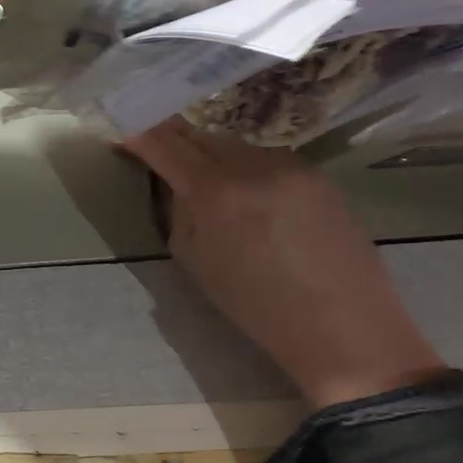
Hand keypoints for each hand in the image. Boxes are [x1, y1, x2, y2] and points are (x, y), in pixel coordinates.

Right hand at [124, 119, 445, 409]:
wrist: (345, 328)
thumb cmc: (253, 302)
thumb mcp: (192, 255)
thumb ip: (177, 207)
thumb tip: (170, 178)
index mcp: (215, 190)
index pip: (162, 142)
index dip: (136, 134)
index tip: (118, 134)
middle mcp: (254, 166)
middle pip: (198, 134)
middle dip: (171, 140)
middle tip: (152, 152)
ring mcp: (293, 167)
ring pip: (232, 144)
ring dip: (208, 153)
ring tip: (201, 177)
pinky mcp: (320, 177)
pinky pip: (264, 158)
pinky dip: (242, 166)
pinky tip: (244, 193)